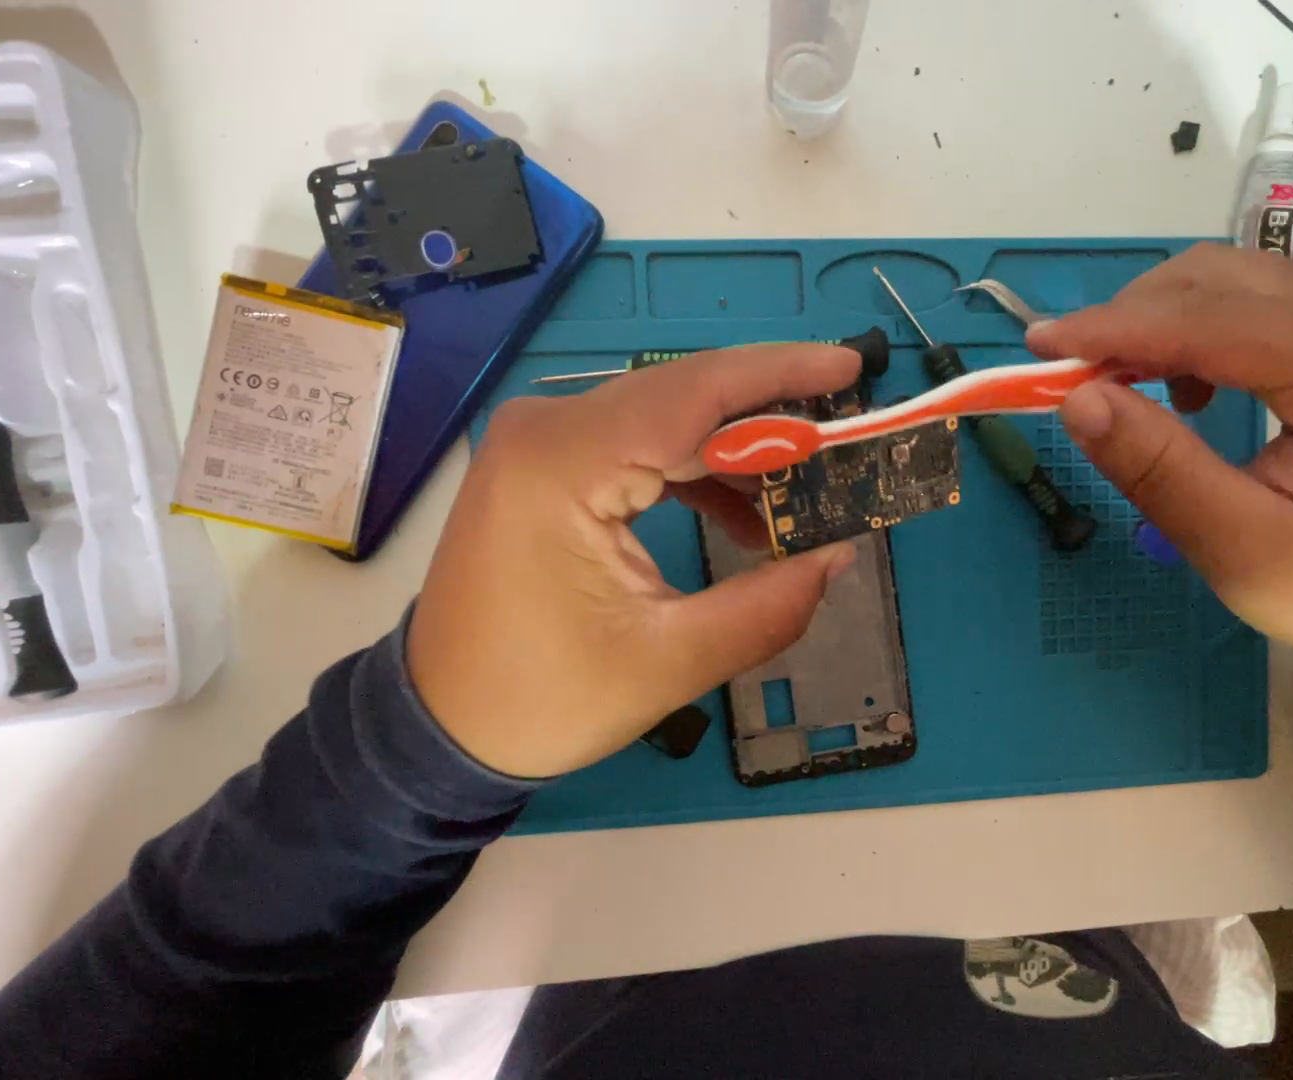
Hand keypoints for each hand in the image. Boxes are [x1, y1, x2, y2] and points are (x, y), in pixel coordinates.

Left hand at [408, 345, 859, 777]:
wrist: (440, 724)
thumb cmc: (541, 699)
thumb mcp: (668, 661)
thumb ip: (767, 608)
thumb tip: (839, 556)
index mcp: (563, 464)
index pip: (693, 392)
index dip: (781, 376)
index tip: (851, 369)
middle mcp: (547, 430)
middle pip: (684, 398)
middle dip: (773, 416)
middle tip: (848, 435)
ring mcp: (542, 444)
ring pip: (667, 420)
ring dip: (740, 451)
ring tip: (807, 490)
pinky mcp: (548, 467)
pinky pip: (640, 448)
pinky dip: (699, 474)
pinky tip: (743, 520)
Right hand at [1030, 245, 1292, 661]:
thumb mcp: (1242, 547)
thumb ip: (1160, 470)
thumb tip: (1077, 401)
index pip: (1209, 321)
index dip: (1115, 328)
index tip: (1038, 346)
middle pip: (1218, 280)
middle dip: (1130, 318)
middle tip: (1070, 376)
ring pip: (1231, 283)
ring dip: (1157, 321)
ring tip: (1114, 383)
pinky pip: (1251, 307)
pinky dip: (1192, 332)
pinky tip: (1182, 390)